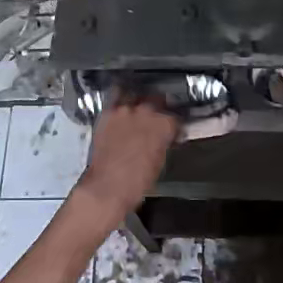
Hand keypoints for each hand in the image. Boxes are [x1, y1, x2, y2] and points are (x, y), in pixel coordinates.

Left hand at [75, 92, 179, 218]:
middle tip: (156, 120)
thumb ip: (164, 142)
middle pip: (157, 100)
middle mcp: (147, 111)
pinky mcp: (107, 113)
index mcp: (165, 124)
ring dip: (138, 102)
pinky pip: (115, 99)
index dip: (175, 124)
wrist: (108, 186)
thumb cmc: (137, 181)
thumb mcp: (160, 161)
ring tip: (137, 112)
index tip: (173, 130)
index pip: (176, 116)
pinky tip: (120, 111)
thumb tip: (164, 137)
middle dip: (159, 109)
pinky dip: (119, 103)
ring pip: (135, 95)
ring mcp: (125, 110)